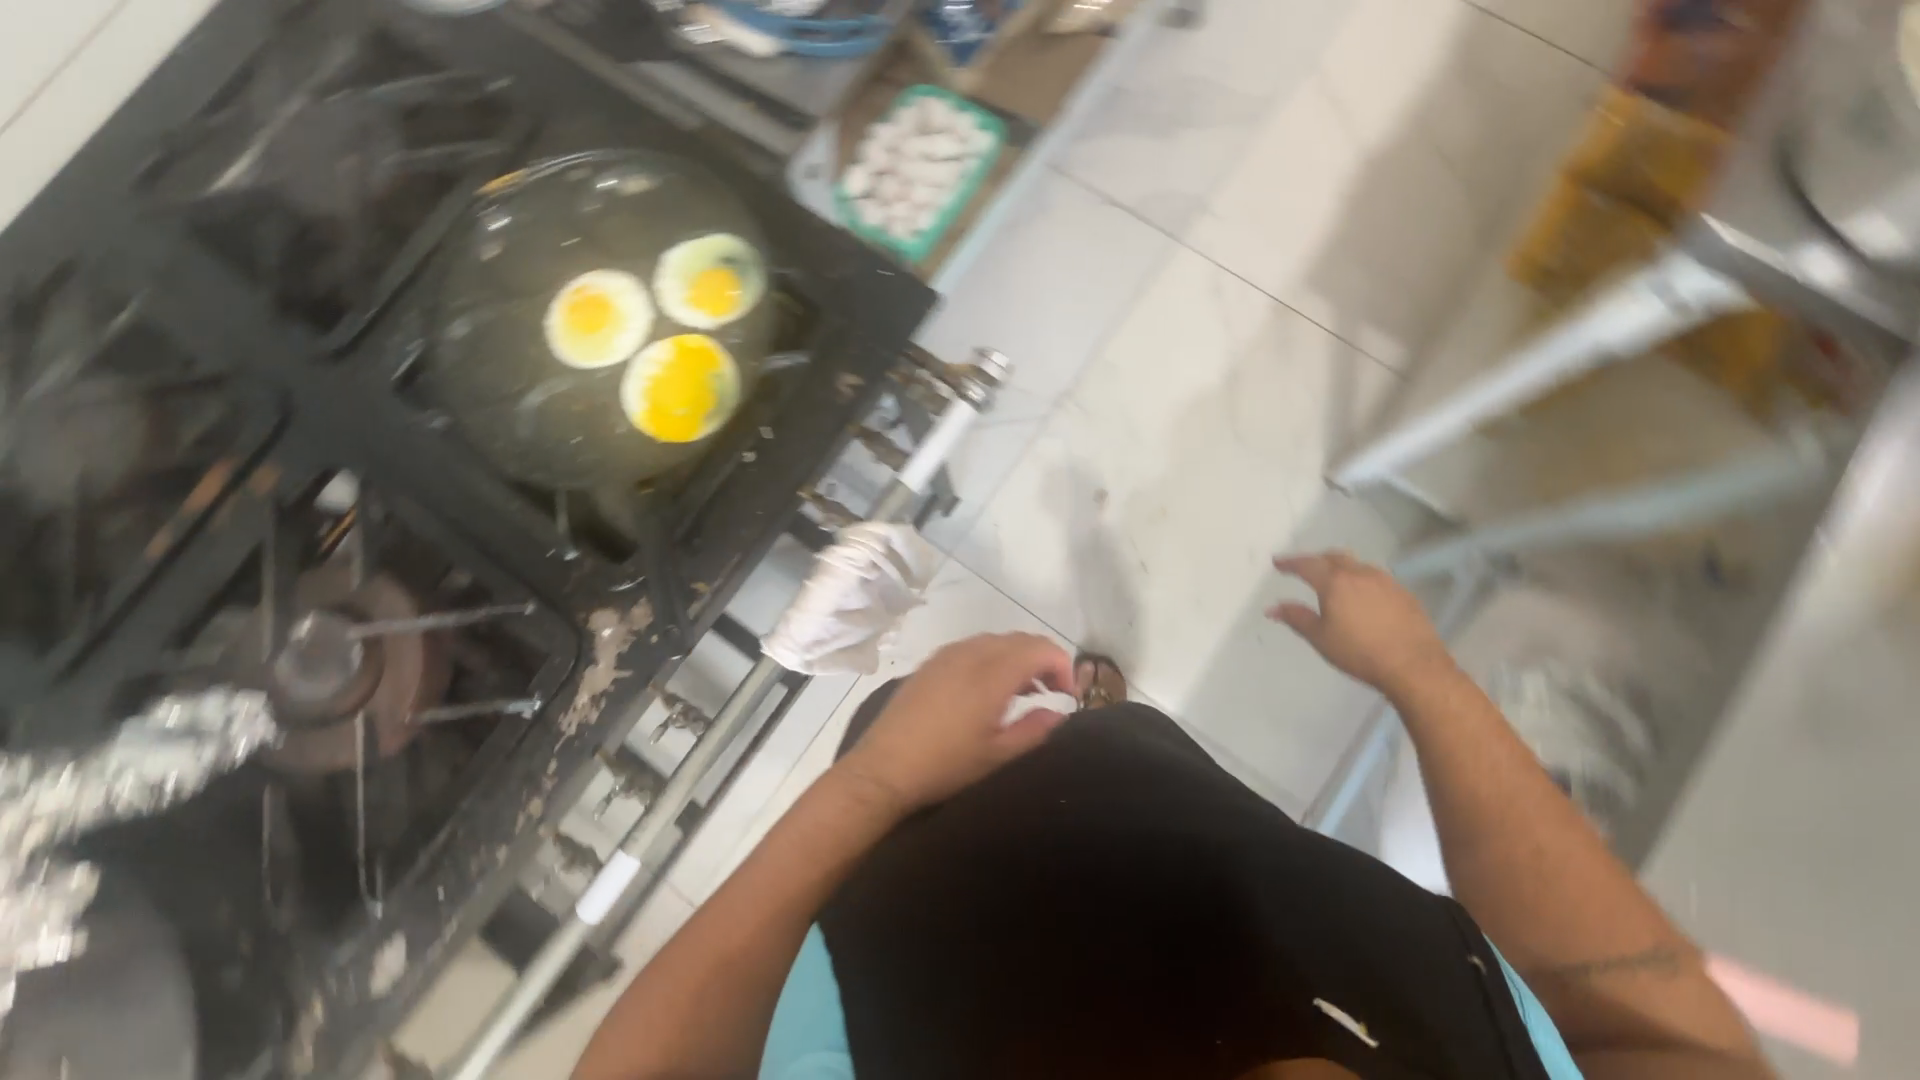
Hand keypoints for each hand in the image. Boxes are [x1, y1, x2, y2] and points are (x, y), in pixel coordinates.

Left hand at [834, 633, 1076, 813]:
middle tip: (1052, 693)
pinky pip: (971, 647)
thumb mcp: (997, 755)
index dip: (1062, 665)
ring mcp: (946, 655)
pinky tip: (988, 688)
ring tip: (1023, 692)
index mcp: (991, 674)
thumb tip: (1059, 712)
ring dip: (1016, 657)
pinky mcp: (929, 664)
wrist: (883, 769)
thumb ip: (1034, 729)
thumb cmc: (945, 766)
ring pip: (994, 641)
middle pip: (1019, 639)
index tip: (1068, 695)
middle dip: (1042, 659)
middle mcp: (970, 654)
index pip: (1039, 649)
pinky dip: (991, 658)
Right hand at [1268, 552, 1455, 695]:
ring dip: (1341, 567)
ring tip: (1333, 581)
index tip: (1277, 562)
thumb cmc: (1359, 652)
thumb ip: (1296, 617)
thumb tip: (1272, 607)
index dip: (1290, 562)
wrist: (1414, 665)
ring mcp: (1386, 581)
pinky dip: (1361, 580)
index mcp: (1335, 583)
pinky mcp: (1403, 593)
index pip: (1307, 565)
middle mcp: (1360, 574)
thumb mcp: (1320, 638)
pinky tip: (1362, 597)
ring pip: (1357, 565)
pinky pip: (1375, 578)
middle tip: (1304, 568)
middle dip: (1316, 560)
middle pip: (1334, 557)